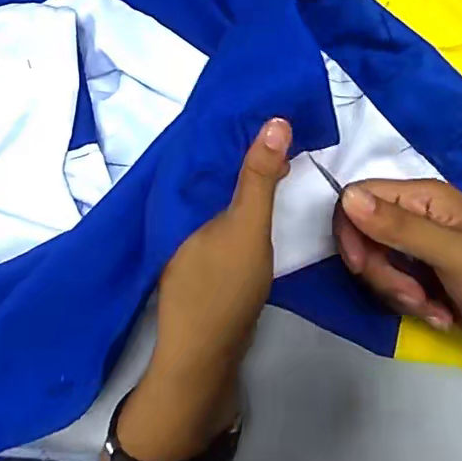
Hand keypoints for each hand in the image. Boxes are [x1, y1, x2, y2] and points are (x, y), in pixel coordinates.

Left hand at [123, 117, 289, 460]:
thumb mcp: (245, 226)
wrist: (206, 364)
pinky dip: (244, 199)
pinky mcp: (205, 255)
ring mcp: (190, 233)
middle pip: (212, 166)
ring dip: (246, 172)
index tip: (262, 97)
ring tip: (281, 147)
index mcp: (180, 195)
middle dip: (243, 144)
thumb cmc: (222, 289)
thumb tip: (275, 120)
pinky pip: (225, 212)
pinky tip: (266, 194)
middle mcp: (179, 209)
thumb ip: (259, 177)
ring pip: (220, 190)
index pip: (204, 145)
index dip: (231, 122)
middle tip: (282, 118)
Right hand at [333, 178, 461, 367]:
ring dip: (396, 292)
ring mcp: (422, 249)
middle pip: (365, 233)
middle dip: (379, 269)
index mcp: (424, 197)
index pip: (360, 197)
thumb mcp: (454, 254)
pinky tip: (441, 316)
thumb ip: (400, 227)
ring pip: (377, 264)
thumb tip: (347, 197)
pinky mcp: (427, 279)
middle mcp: (418, 216)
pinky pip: (394, 286)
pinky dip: (411, 305)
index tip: (361, 264)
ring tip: (432, 308)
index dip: (352, 228)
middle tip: (409, 294)